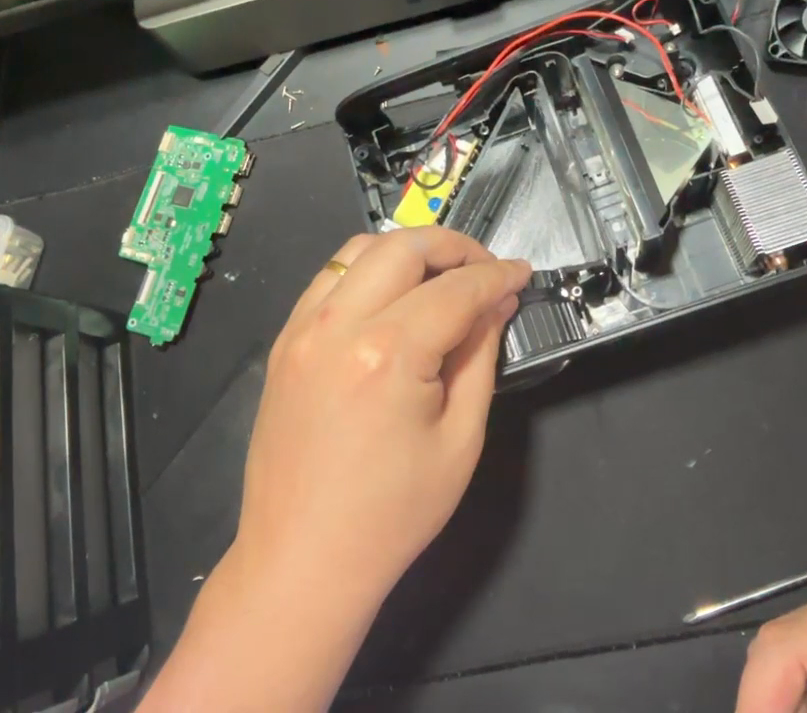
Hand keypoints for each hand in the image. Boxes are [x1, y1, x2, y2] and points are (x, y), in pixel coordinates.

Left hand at [234, 226, 530, 598]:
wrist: (302, 559)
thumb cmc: (393, 513)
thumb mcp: (460, 439)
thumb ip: (479, 357)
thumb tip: (496, 303)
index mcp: (389, 353)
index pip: (456, 289)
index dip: (497, 275)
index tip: (522, 272)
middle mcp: (338, 325)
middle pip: (402, 246)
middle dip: (453, 247)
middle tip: (485, 269)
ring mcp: (302, 330)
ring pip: (358, 251)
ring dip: (407, 250)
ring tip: (441, 276)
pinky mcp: (283, 344)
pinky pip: (328, 280)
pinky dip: (366, 271)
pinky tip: (391, 298)